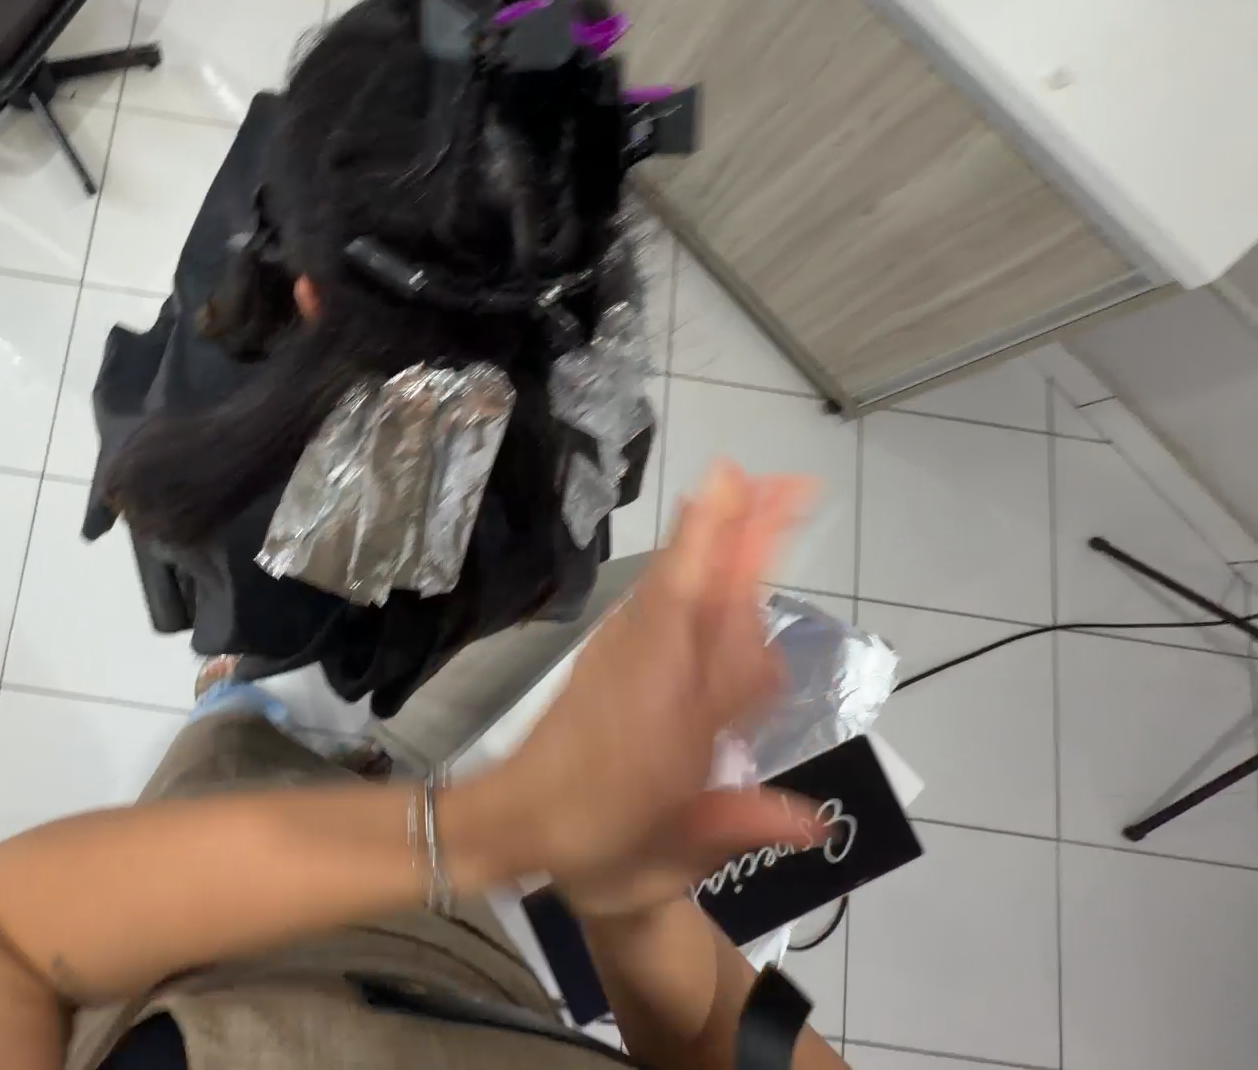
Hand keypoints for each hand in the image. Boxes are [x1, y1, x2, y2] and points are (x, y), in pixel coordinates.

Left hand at [468, 461, 818, 911]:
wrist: (517, 820)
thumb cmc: (594, 842)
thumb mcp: (668, 852)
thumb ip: (738, 824)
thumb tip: (814, 817)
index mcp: (672, 719)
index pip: (716, 633)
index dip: (734, 568)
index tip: (757, 510)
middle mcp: (648, 677)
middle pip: (695, 592)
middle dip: (729, 531)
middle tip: (768, 478)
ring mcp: (621, 662)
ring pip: (668, 590)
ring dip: (702, 539)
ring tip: (735, 490)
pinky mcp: (603, 662)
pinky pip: (648, 608)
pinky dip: (674, 573)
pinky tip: (691, 553)